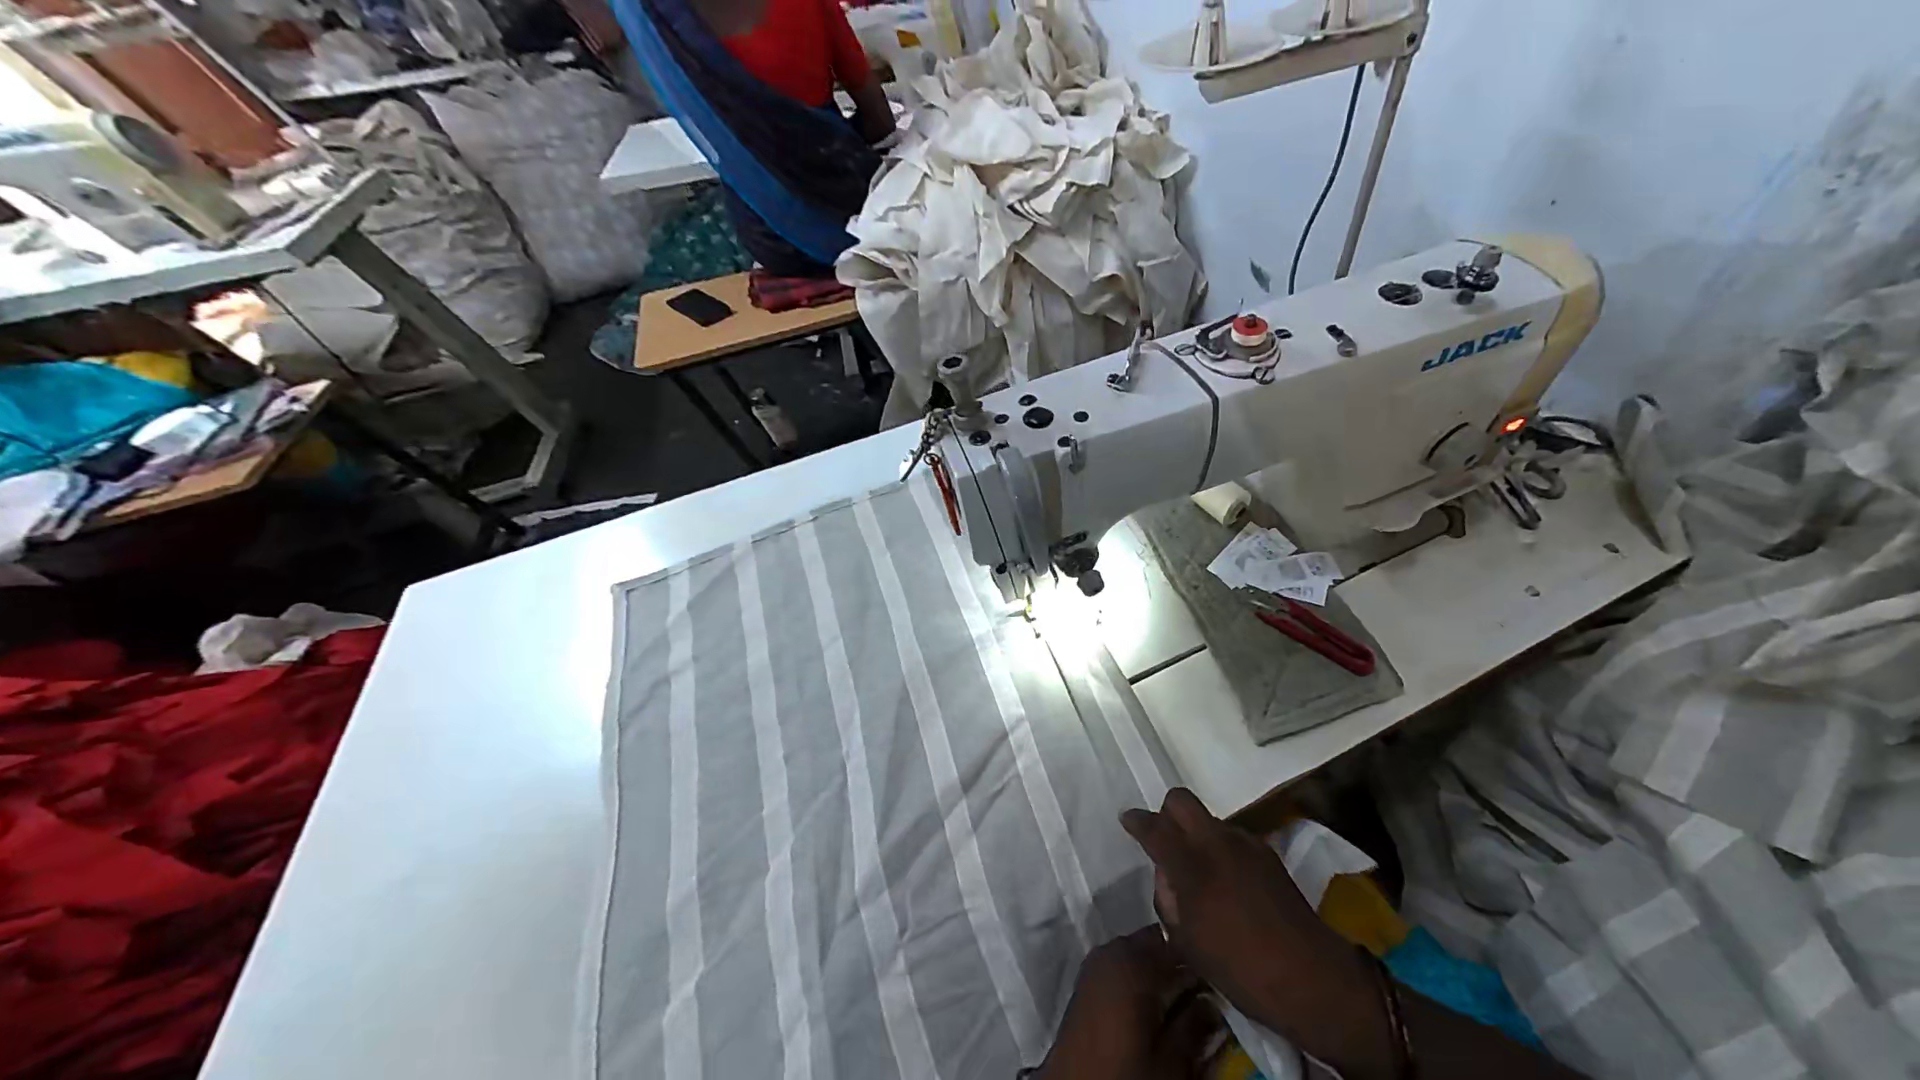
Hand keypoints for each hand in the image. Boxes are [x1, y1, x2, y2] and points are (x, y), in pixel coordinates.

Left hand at [1037, 927, 1218, 1079]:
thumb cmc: (1125, 1075)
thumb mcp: (1172, 1062)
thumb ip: (1197, 1025)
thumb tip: (1215, 1002)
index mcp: (1133, 959)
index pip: (1179, 937)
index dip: (1206, 954)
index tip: (1226, 974)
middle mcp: (1113, 950)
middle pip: (1159, 942)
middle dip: (1185, 960)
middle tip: (1212, 989)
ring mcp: (1097, 963)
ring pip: (1142, 953)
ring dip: (1165, 969)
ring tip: (1191, 997)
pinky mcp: (1089, 981)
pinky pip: (1125, 966)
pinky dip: (1144, 978)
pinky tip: (1162, 1003)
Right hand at [1121, 789, 1389, 1077]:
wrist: (1311, 978)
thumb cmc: (1239, 967)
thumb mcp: (1187, 941)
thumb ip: (1168, 899)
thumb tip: (1167, 876)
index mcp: (1190, 864)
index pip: (1153, 827)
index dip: (1136, 821)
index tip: (1127, 820)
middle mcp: (1216, 842)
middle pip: (1181, 800)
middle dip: (1166, 813)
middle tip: (1164, 841)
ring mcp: (1246, 844)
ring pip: (1208, 819)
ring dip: (1197, 834)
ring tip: (1201, 872)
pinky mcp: (1268, 855)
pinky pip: (1232, 838)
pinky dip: (1221, 849)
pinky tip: (1228, 883)